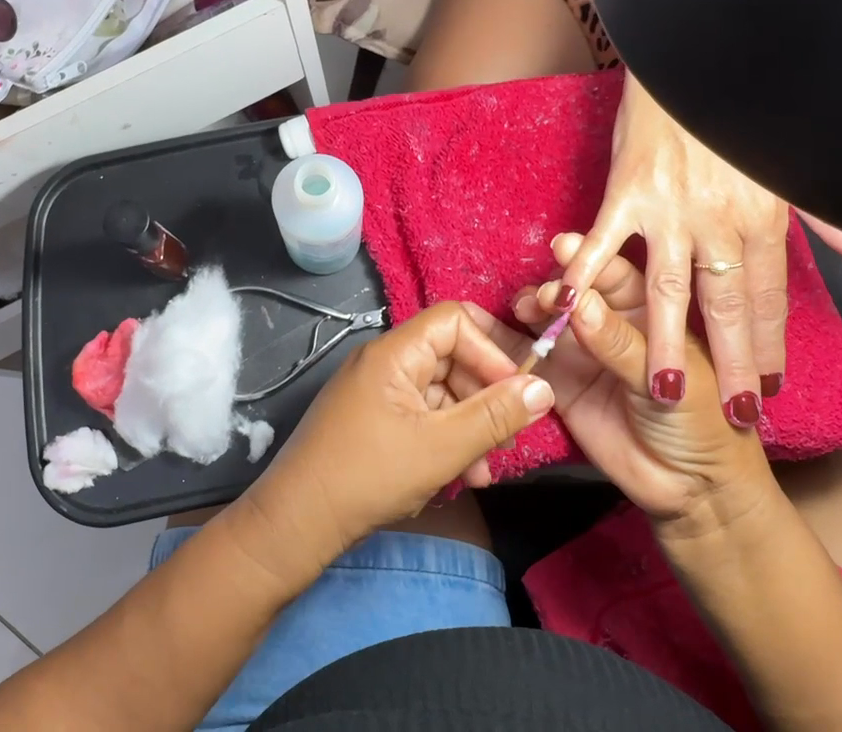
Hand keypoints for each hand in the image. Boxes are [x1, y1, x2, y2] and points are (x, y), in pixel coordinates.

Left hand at [238, 302, 554, 566]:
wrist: (299, 520)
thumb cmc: (370, 475)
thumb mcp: (442, 448)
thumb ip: (495, 416)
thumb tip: (543, 388)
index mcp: (394, 353)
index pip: (454, 321)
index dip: (490, 350)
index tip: (516, 392)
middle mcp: (384, 363)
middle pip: (451, 358)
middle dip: (485, 398)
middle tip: (507, 439)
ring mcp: (376, 392)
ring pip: (440, 393)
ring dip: (469, 428)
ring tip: (483, 473)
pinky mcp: (373, 421)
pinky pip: (421, 416)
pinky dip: (445, 440)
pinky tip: (459, 478)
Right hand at [510, 240, 774, 531]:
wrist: (692, 489)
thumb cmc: (702, 422)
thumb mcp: (667, 375)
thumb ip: (620, 342)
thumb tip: (581, 302)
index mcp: (649, 311)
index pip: (615, 276)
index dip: (590, 259)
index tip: (564, 247)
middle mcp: (611, 325)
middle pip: (576, 293)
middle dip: (557, 285)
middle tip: (545, 293)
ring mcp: (582, 353)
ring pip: (548, 320)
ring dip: (532, 308)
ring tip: (524, 308)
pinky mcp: (559, 384)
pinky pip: (528, 359)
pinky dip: (506, 345)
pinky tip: (488, 332)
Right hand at [563, 72, 841, 425]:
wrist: (692, 63)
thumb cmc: (735, 116)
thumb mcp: (791, 166)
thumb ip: (831, 223)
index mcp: (761, 217)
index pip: (770, 295)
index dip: (773, 344)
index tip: (770, 388)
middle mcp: (719, 221)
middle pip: (727, 304)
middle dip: (733, 361)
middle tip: (734, 414)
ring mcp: (668, 209)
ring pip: (669, 286)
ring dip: (665, 339)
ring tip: (664, 387)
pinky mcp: (624, 192)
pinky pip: (604, 241)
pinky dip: (586, 272)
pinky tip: (571, 305)